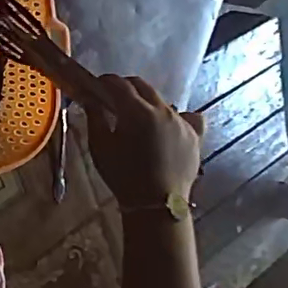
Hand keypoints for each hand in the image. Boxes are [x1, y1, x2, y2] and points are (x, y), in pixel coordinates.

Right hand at [82, 75, 204, 210]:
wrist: (156, 205)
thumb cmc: (123, 176)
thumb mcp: (100, 146)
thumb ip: (95, 117)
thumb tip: (91, 98)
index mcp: (137, 111)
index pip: (119, 84)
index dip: (106, 82)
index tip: (98, 86)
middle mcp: (162, 110)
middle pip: (142, 86)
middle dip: (126, 87)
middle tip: (114, 99)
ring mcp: (181, 122)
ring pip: (162, 101)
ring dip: (148, 103)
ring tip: (139, 119)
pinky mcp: (195, 135)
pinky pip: (188, 117)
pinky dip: (177, 117)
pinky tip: (169, 127)